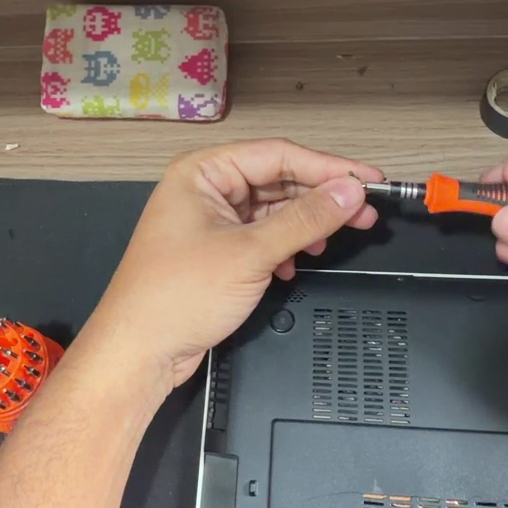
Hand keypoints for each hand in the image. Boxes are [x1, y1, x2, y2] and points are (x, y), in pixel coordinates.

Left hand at [79, 140, 380, 399]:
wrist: (139, 352)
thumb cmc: (175, 298)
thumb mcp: (250, 253)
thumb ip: (304, 219)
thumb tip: (348, 192)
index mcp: (202, 172)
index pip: (278, 155)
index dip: (327, 167)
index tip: (367, 179)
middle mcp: (205, 190)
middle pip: (277, 180)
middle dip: (320, 198)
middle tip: (363, 212)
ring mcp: (210, 221)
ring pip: (273, 211)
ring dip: (304, 225)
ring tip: (332, 240)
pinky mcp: (217, 250)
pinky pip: (262, 236)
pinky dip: (284, 247)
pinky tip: (295, 264)